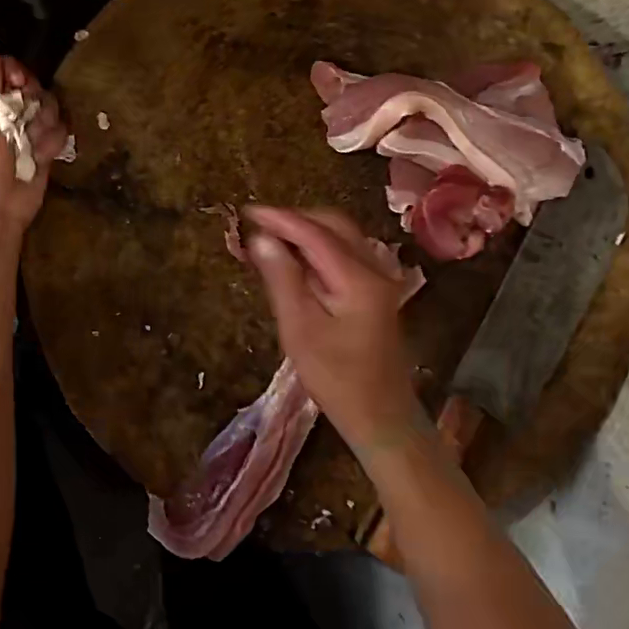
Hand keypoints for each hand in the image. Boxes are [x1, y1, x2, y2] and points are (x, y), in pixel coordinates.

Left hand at [0, 38, 67, 237]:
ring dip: (43, 125)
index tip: (18, 84)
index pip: (3, 68)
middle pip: (31, 85)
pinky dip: (51, 144)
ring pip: (48, 107)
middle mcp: (1, 113)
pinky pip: (58, 131)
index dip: (15, 73)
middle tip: (25, 118)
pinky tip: (40, 156)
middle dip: (34, 100)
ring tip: (31, 143)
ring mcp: (23, 130)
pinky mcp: (41, 147)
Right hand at [243, 206, 420, 451]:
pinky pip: (345, 253)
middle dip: (295, 219)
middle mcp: (375, 270)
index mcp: (358, 278)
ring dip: (306, 231)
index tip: (247, 211)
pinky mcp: (375, 292)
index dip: (279, 218)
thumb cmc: (335, 377)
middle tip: (258, 224)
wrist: (380, 417)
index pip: (314, 233)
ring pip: (341, 237)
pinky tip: (295, 260)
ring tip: (271, 238)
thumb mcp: (299, 328)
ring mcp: (380, 280)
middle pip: (333, 225)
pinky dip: (318, 247)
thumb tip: (261, 238)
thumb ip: (281, 278)